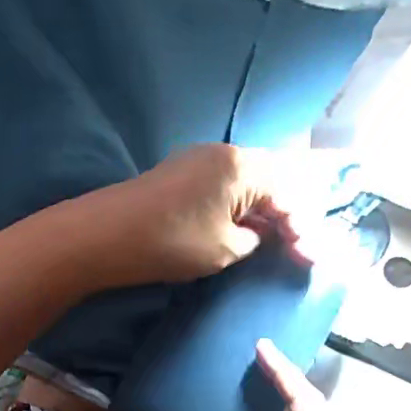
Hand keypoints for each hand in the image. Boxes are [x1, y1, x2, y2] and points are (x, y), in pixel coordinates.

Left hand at [58, 144, 318, 288]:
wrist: (102, 236)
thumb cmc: (170, 242)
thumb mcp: (224, 248)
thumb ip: (253, 238)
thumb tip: (257, 231)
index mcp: (243, 165)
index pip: (289, 191)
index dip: (301, 227)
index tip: (308, 258)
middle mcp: (223, 153)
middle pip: (269, 182)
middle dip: (284, 215)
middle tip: (293, 248)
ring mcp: (195, 161)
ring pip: (243, 184)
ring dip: (258, 212)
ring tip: (267, 242)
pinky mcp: (175, 175)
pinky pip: (218, 188)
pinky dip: (233, 208)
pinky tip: (234, 229)